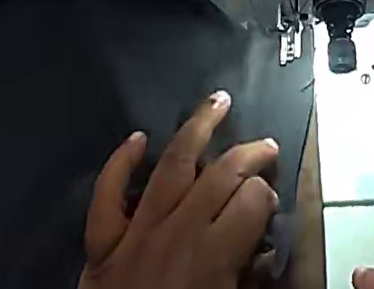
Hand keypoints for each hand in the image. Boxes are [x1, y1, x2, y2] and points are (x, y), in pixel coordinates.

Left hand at [80, 91, 280, 288]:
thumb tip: (267, 255)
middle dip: (251, 153)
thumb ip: (251, 283)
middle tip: (267, 146)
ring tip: (218, 101)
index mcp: (212, 258)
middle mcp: (177, 232)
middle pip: (222, 173)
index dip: (268, 196)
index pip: (253, 200)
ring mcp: (136, 232)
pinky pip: (107, 195)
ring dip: (198, 127)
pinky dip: (119, 164)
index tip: (270, 204)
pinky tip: (137, 138)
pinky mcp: (103, 244)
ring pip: (172, 163)